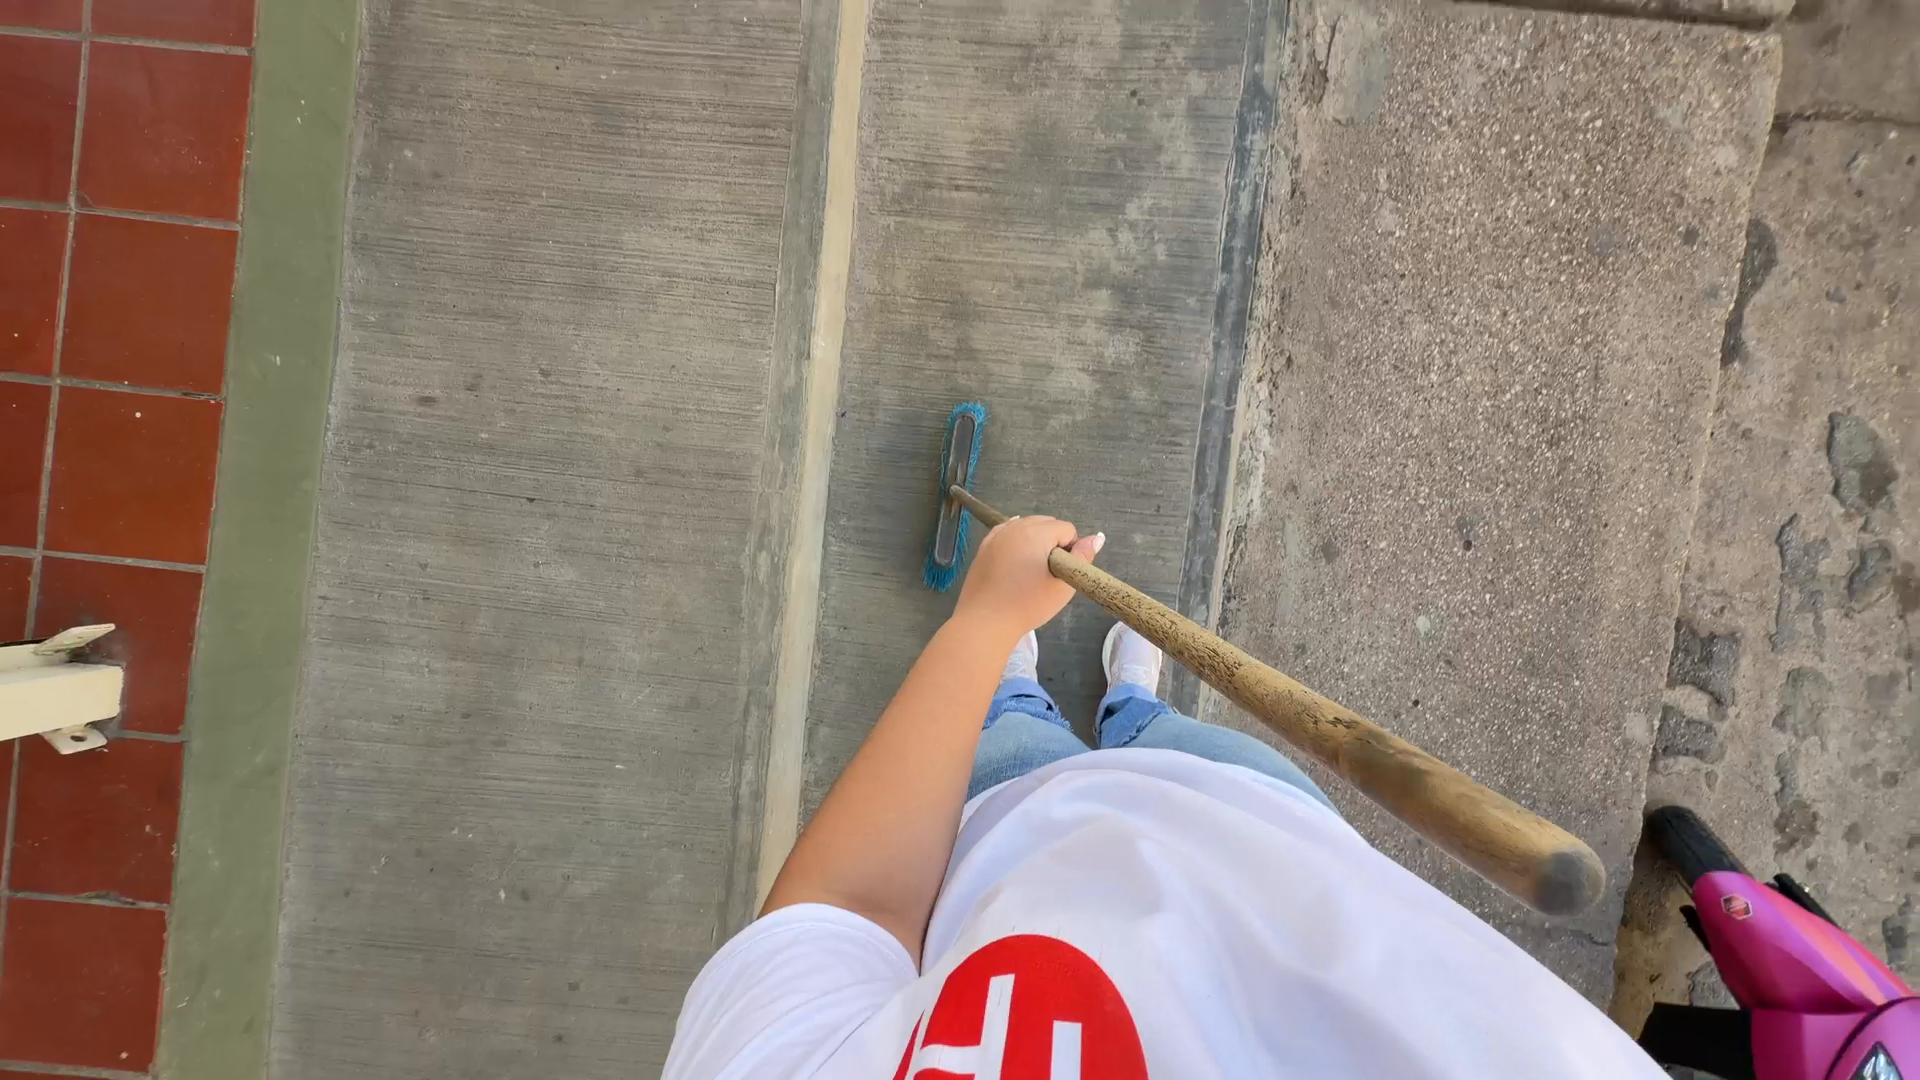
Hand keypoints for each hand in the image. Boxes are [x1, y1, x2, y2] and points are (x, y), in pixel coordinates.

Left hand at [953, 515, 1103, 641]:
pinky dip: (1016, 541)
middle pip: (1045, 523)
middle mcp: (1014, 527)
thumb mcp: (1062, 586)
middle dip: (1053, 541)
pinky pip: (1007, 533)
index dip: (1071, 549)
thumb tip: (1096, 538)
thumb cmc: (1027, 606)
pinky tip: (1017, 556)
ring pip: (1025, 526)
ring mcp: (996, 536)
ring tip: (1032, 570)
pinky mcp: (984, 547)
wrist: (984, 622)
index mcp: (1035, 533)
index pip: (1066, 529)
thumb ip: (1082, 558)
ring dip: (1035, 540)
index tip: (1062, 572)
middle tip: (1048, 572)